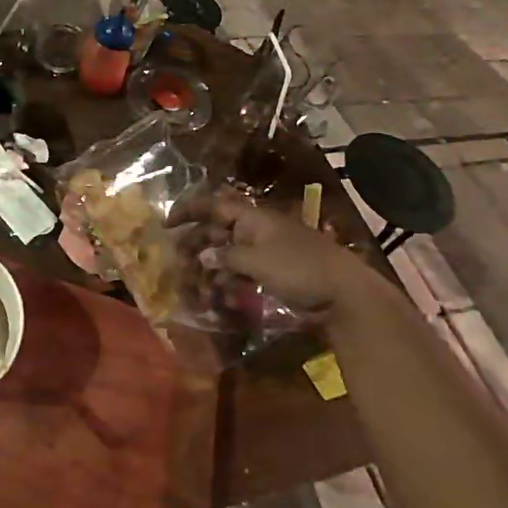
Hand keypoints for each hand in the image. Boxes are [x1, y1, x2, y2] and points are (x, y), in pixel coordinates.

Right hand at [173, 189, 361, 313]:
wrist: (340, 290)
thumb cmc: (298, 267)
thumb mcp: (258, 261)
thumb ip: (227, 257)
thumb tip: (202, 255)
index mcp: (252, 218)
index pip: (214, 206)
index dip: (189, 211)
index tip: (167, 225)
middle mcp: (254, 230)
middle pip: (216, 234)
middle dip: (195, 249)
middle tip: (179, 269)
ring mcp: (262, 252)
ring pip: (226, 257)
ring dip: (210, 272)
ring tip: (198, 293)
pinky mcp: (270, 272)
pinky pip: (241, 273)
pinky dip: (229, 285)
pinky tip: (220, 301)